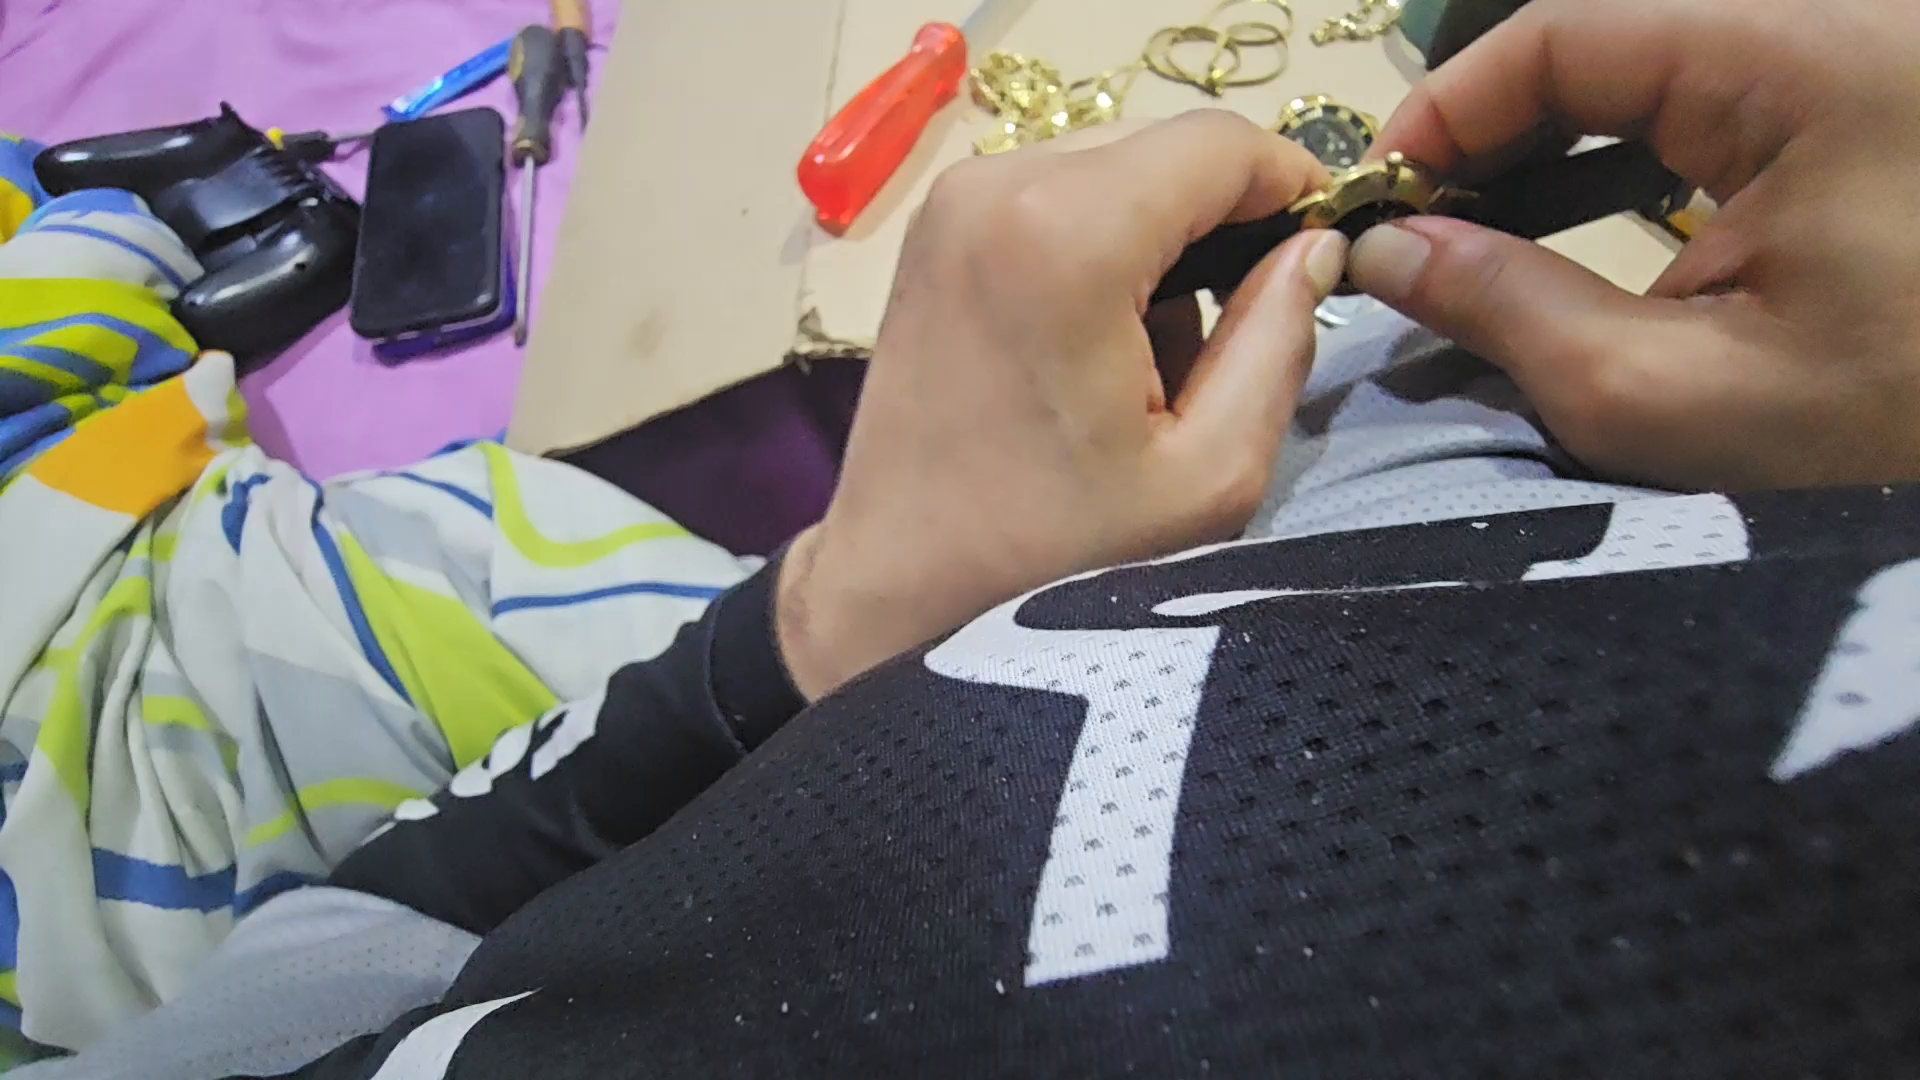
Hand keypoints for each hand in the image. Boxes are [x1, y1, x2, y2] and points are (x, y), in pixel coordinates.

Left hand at [777, 112, 1346, 697]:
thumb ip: (1280, 341)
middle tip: (1213, 346)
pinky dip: (1089, 261)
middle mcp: (994, 187)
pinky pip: (1047, 209)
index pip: (1220, 145)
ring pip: (1105, 181)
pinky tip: (1078, 354)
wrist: (898, 583)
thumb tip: (1308, 249)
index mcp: (1068, 233)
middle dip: (1211, 233)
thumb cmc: (1052, 554)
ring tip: (1134, 374)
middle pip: (1158, 157)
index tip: (1310, 256)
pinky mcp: (929, 241)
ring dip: (1148, 256)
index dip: (1286, 189)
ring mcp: (948, 210)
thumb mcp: (1206, 472)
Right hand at [1348, 0, 1919, 490]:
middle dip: (1472, 134)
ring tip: (1450, 232)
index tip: (1372, 201)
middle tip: (1400, 226)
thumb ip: (1498, 305)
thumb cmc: (1863, 437)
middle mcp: (1849, 31)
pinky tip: (1534, 224)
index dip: (1441, 109)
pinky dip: (1586, 162)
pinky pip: (1685, 104)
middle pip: (1600, 39)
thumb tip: (1379, 251)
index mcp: (1823, 64)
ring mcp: (1856, 66)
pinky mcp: (1857, 107)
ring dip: (1522, 148)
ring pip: (1637, 69)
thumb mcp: (1643, 388)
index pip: (1571, 29)